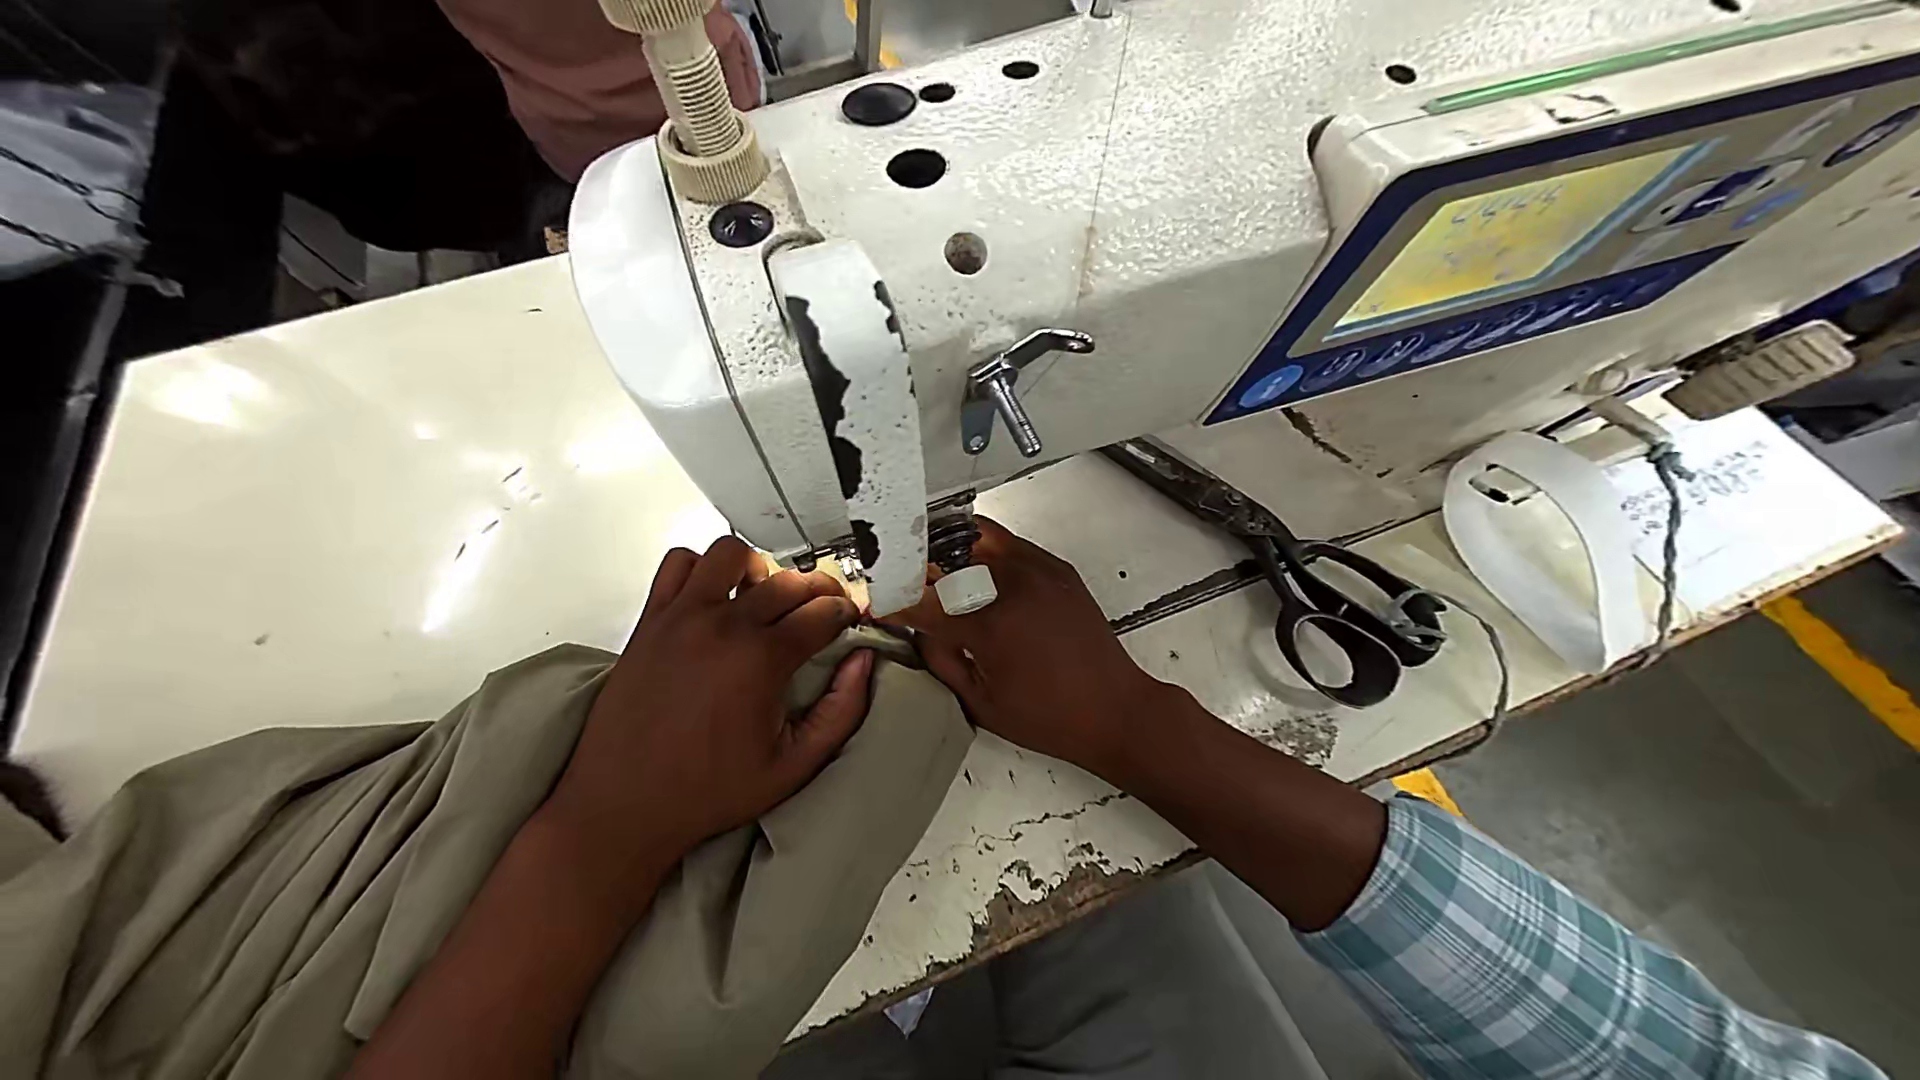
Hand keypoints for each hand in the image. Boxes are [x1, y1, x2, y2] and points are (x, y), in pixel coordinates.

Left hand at [548, 537, 871, 864]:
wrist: (623, 805)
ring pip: (732, 554)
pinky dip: (701, 569)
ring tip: (766, 597)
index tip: (849, 622)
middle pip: (789, 581)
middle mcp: (722, 628)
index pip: (823, 612)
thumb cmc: (705, 790)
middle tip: (823, 612)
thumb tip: (862, 664)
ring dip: (759, 569)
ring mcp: (683, 618)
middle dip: (819, 591)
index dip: (847, 614)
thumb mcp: (794, 766)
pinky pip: (678, 565)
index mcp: (761, 661)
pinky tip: (715, 596)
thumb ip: (841, 712)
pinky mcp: (652, 621)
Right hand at [893, 518, 1186, 777]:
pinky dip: (985, 552)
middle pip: (949, 553)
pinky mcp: (1058, 569)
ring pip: (979, 535)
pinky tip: (979, 577)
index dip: (896, 601)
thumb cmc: (1055, 715)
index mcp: (993, 624)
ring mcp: (1041, 571)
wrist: (1116, 709)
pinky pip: (1010, 544)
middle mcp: (1017, 586)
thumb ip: (939, 658)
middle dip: (920, 565)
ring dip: (952, 550)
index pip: (926, 601)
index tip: (882, 601)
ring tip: (940, 572)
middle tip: (909, 579)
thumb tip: (919, 630)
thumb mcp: (981, 701)